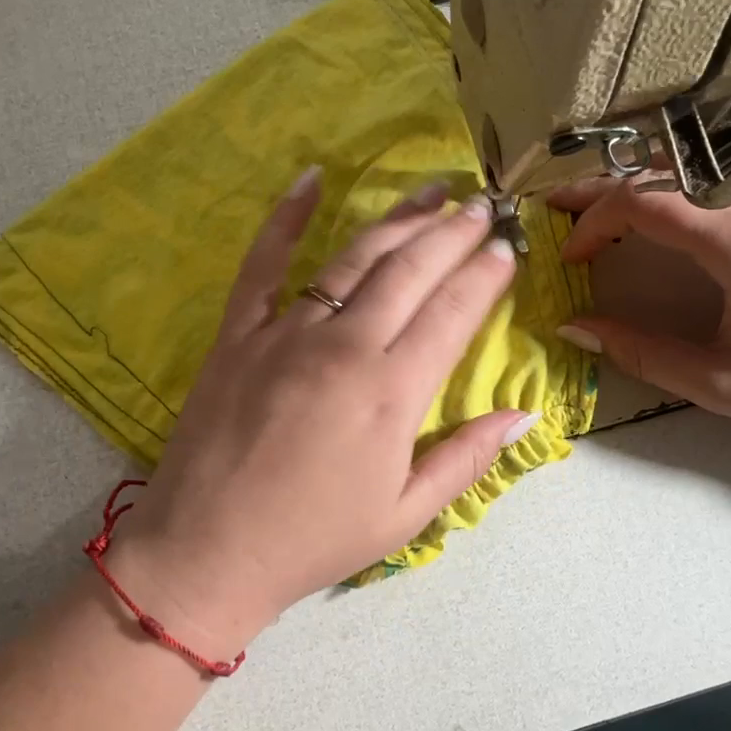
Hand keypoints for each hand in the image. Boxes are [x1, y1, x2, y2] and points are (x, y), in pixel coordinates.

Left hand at [104, 168, 535, 656]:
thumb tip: (523, 416)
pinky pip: (264, 262)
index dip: (486, 274)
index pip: (453, 312)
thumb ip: (466, 458)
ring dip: (397, 219)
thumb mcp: (405, 516)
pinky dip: (286, 217)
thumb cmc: (312, 541)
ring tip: (432, 192)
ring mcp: (285, 332)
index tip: (508, 247)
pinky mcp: (238, 333)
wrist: (206, 552)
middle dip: (453, 232)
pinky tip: (313, 178)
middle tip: (482, 206)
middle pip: (410, 270)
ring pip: (351, 257)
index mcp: (391, 392)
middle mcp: (343, 346)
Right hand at [551, 158, 730, 447]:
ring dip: (648, 172)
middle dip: (605, 186)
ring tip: (612, 200)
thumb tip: (574, 328)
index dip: (593, 221)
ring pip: (702, 152)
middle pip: (666, 165)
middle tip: (564, 209)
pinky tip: (684, 192)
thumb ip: (638, 351)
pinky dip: (696, 166)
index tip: (571, 256)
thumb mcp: (718, 382)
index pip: (643, 201)